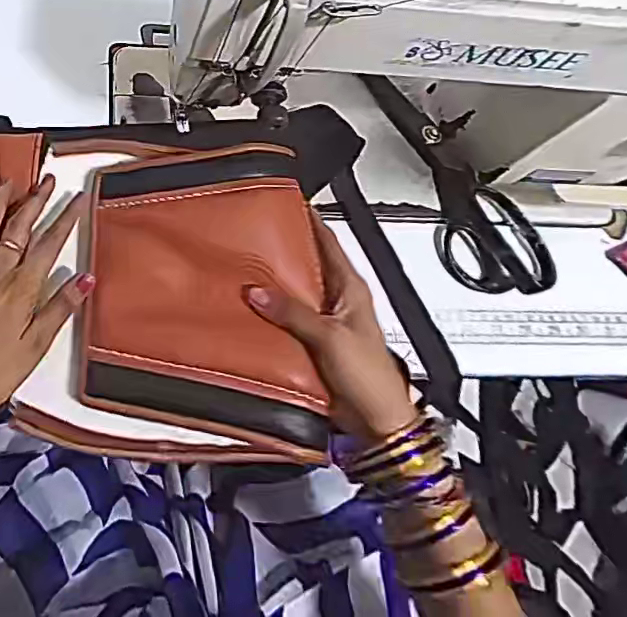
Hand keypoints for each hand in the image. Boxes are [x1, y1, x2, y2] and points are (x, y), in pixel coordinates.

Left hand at [0, 177, 91, 442]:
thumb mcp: (37, 345)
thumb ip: (61, 307)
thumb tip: (85, 280)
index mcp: (20, 288)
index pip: (49, 243)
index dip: (65, 218)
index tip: (76, 200)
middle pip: (18, 229)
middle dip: (35, 201)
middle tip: (46, 183)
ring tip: (5, 186)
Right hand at [245, 218, 418, 439]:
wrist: (376, 420)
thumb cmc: (370, 376)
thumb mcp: (329, 336)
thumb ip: (293, 313)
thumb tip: (259, 291)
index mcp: (350, 287)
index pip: (329, 242)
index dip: (312, 222)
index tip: (292, 204)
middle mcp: (339, 299)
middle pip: (309, 265)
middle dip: (286, 252)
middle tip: (259, 237)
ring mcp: (327, 321)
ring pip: (298, 293)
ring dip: (278, 286)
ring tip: (250, 272)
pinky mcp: (316, 342)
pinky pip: (290, 320)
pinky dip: (274, 314)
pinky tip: (255, 312)